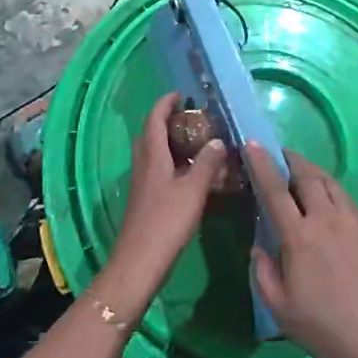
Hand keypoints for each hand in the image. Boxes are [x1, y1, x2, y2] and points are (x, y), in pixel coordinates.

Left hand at [110, 93, 226, 282]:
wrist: (139, 263)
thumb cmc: (166, 223)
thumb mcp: (193, 191)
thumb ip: (206, 164)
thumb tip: (218, 141)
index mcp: (152, 157)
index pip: (154, 120)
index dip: (164, 104)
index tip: (180, 94)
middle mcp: (143, 166)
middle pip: (148, 134)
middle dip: (165, 121)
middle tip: (189, 117)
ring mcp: (142, 184)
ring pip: (152, 153)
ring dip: (168, 142)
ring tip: (194, 142)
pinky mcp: (145, 200)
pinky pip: (156, 170)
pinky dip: (170, 162)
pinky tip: (188, 174)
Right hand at [248, 147, 357, 357]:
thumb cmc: (326, 327)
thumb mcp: (280, 308)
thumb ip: (263, 272)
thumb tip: (260, 246)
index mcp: (300, 236)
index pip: (275, 190)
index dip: (261, 165)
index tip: (252, 144)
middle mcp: (326, 219)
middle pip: (307, 176)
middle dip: (290, 159)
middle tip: (278, 153)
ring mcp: (353, 221)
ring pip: (330, 182)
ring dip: (312, 169)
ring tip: (301, 168)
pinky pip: (345, 197)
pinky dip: (331, 187)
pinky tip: (328, 197)